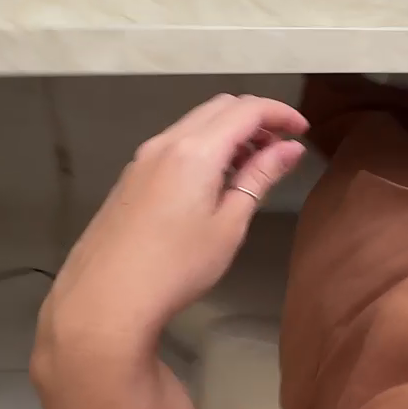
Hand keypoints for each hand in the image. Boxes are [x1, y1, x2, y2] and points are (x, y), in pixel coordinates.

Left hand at [34, 94, 308, 372]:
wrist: (103, 301)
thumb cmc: (178, 266)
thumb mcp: (230, 222)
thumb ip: (261, 176)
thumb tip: (291, 148)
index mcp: (196, 151)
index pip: (247, 110)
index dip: (281, 113)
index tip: (304, 131)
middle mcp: (166, 143)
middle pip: (221, 106)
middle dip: (257, 117)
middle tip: (283, 147)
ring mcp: (144, 158)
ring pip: (197, 122)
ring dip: (232, 131)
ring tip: (256, 165)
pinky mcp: (132, 176)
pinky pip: (178, 142)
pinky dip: (208, 145)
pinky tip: (219, 179)